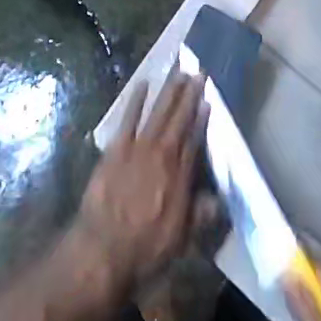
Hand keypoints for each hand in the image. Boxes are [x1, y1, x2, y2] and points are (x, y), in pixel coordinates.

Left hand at [67, 67, 207, 307]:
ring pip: (158, 113)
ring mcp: (137, 149)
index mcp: (181, 177)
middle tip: (199, 73)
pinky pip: (128, 119)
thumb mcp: (181, 240)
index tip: (209, 101)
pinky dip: (135, 101)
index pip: (195, 141)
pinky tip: (143, 85)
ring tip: (179, 71)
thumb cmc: (144, 250)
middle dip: (189, 96)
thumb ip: (199, 216)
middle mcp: (162, 156)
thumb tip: (217, 199)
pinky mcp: (115, 149)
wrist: (102, 250)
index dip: (203, 120)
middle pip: (179, 120)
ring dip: (169, 91)